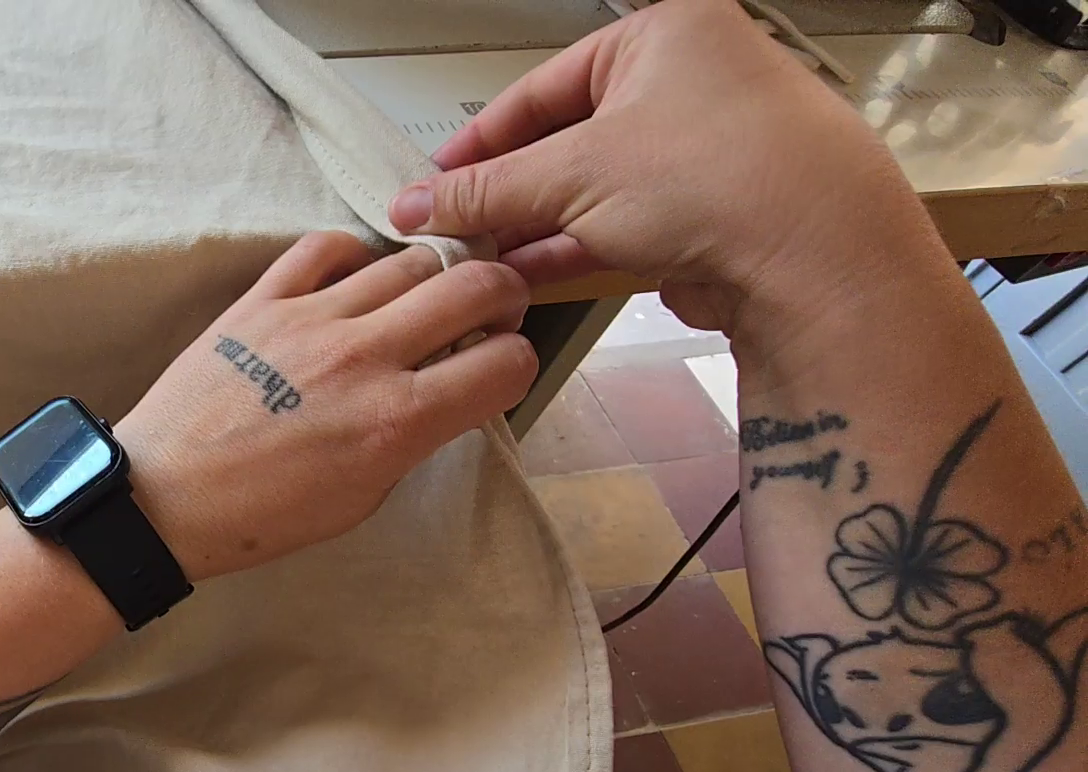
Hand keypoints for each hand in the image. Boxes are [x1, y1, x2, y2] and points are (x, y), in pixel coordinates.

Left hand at [114, 231, 534, 579]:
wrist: (164, 498)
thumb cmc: (261, 516)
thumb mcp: (358, 501)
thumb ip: (411, 441)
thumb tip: (440, 395)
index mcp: (396, 423)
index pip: (506, 362)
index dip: (513, 366)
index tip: (492, 372)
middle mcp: (363, 359)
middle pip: (475, 285)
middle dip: (500, 297)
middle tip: (484, 314)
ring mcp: (308, 320)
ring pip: (407, 259)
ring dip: (429, 277)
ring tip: (413, 302)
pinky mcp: (259, 302)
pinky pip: (325, 247)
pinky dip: (353, 257)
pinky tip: (352, 283)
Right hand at [385, 0, 945, 344]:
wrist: (811, 258)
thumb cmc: (716, 177)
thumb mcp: (571, 174)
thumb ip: (483, 191)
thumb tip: (416, 206)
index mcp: (657, 40)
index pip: (536, 91)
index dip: (475, 143)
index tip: (431, 184)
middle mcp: (677, 89)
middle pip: (554, 145)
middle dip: (497, 195)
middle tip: (447, 229)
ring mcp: (686, 156)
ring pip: (578, 193)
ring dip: (522, 229)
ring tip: (471, 259)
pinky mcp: (690, 215)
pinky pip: (604, 228)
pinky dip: (558, 251)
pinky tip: (513, 276)